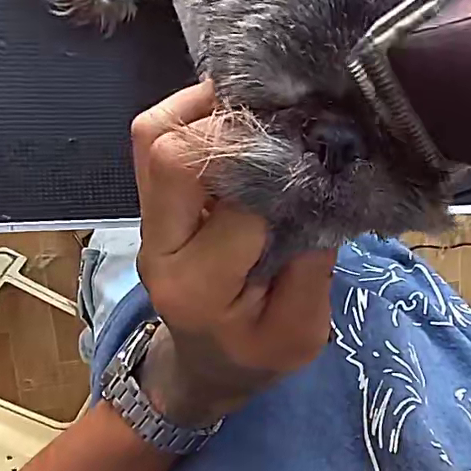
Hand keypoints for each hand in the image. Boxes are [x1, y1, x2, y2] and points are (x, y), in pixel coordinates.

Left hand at [129, 80, 336, 425]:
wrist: (205, 363)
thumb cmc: (255, 354)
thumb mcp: (301, 332)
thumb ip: (312, 266)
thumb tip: (323, 184)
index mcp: (197, 288)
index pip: (238, 209)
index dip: (284, 178)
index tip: (322, 162)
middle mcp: (157, 246)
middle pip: (172, 156)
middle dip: (236, 127)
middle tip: (288, 122)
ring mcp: (146, 219)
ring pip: (153, 134)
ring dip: (209, 108)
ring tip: (262, 107)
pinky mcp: (150, 200)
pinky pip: (154, 137)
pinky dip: (194, 112)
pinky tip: (238, 114)